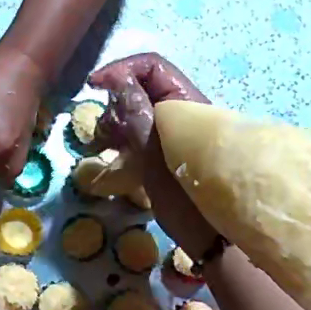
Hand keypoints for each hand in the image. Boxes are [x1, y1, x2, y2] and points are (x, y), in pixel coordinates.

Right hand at [86, 52, 217, 256]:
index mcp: (186, 103)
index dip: (120, 69)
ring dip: (114, 129)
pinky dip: (123, 148)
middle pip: (140, 90)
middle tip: (100, 135)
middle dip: (113, 106)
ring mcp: (177, 137)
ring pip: (137, 117)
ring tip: (101, 153)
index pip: (151, 66)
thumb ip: (137, 116)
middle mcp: (182, 114)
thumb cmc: (189, 198)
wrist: (217, 243)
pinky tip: (111, 169)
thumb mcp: (156, 156)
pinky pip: (141, 142)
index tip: (93, 88)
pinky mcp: (171, 159)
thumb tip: (118, 82)